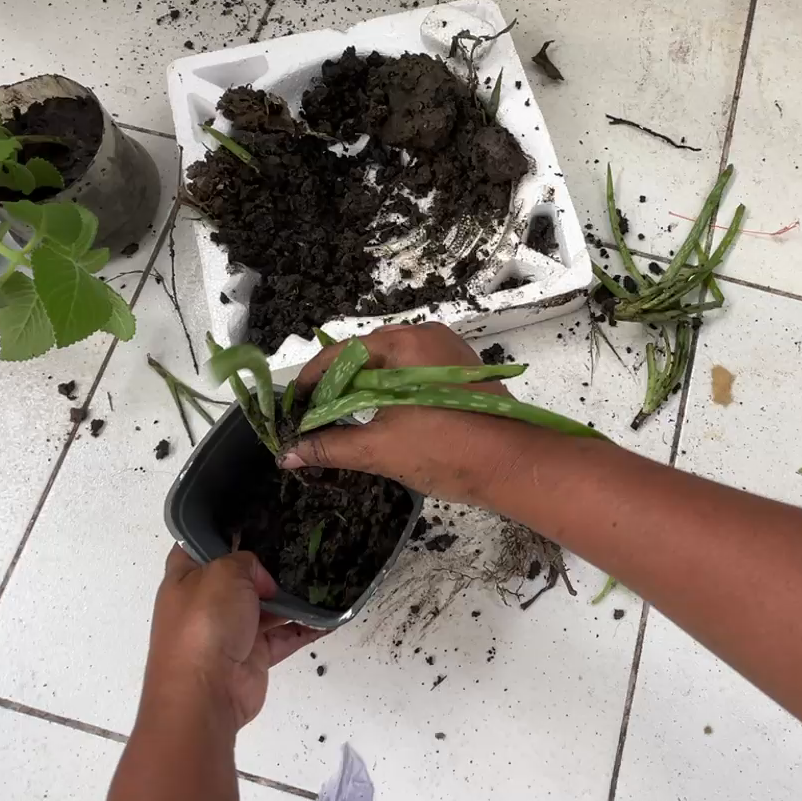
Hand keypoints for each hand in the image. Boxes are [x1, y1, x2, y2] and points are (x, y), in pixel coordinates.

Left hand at [138, 548, 317, 730]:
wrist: (205, 694)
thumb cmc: (204, 624)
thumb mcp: (224, 572)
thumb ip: (247, 561)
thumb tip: (262, 582)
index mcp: (186, 578)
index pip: (198, 544)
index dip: (220, 530)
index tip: (252, 516)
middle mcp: (206, 603)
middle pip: (239, 574)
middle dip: (265, 562)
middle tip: (298, 540)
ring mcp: (231, 630)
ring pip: (266, 605)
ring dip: (291, 594)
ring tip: (322, 570)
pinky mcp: (254, 654)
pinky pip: (286, 634)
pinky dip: (307, 626)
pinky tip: (330, 613)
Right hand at [279, 322, 538, 504]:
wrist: (513, 465)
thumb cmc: (447, 450)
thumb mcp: (380, 449)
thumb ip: (331, 446)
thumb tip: (289, 453)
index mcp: (404, 344)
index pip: (341, 353)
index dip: (311, 382)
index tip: (293, 408)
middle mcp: (425, 335)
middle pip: (364, 354)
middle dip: (336, 386)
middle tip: (314, 418)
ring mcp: (446, 350)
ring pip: (389, 363)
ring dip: (363, 388)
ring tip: (341, 419)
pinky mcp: (459, 368)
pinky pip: (412, 370)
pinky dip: (390, 388)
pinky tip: (378, 414)